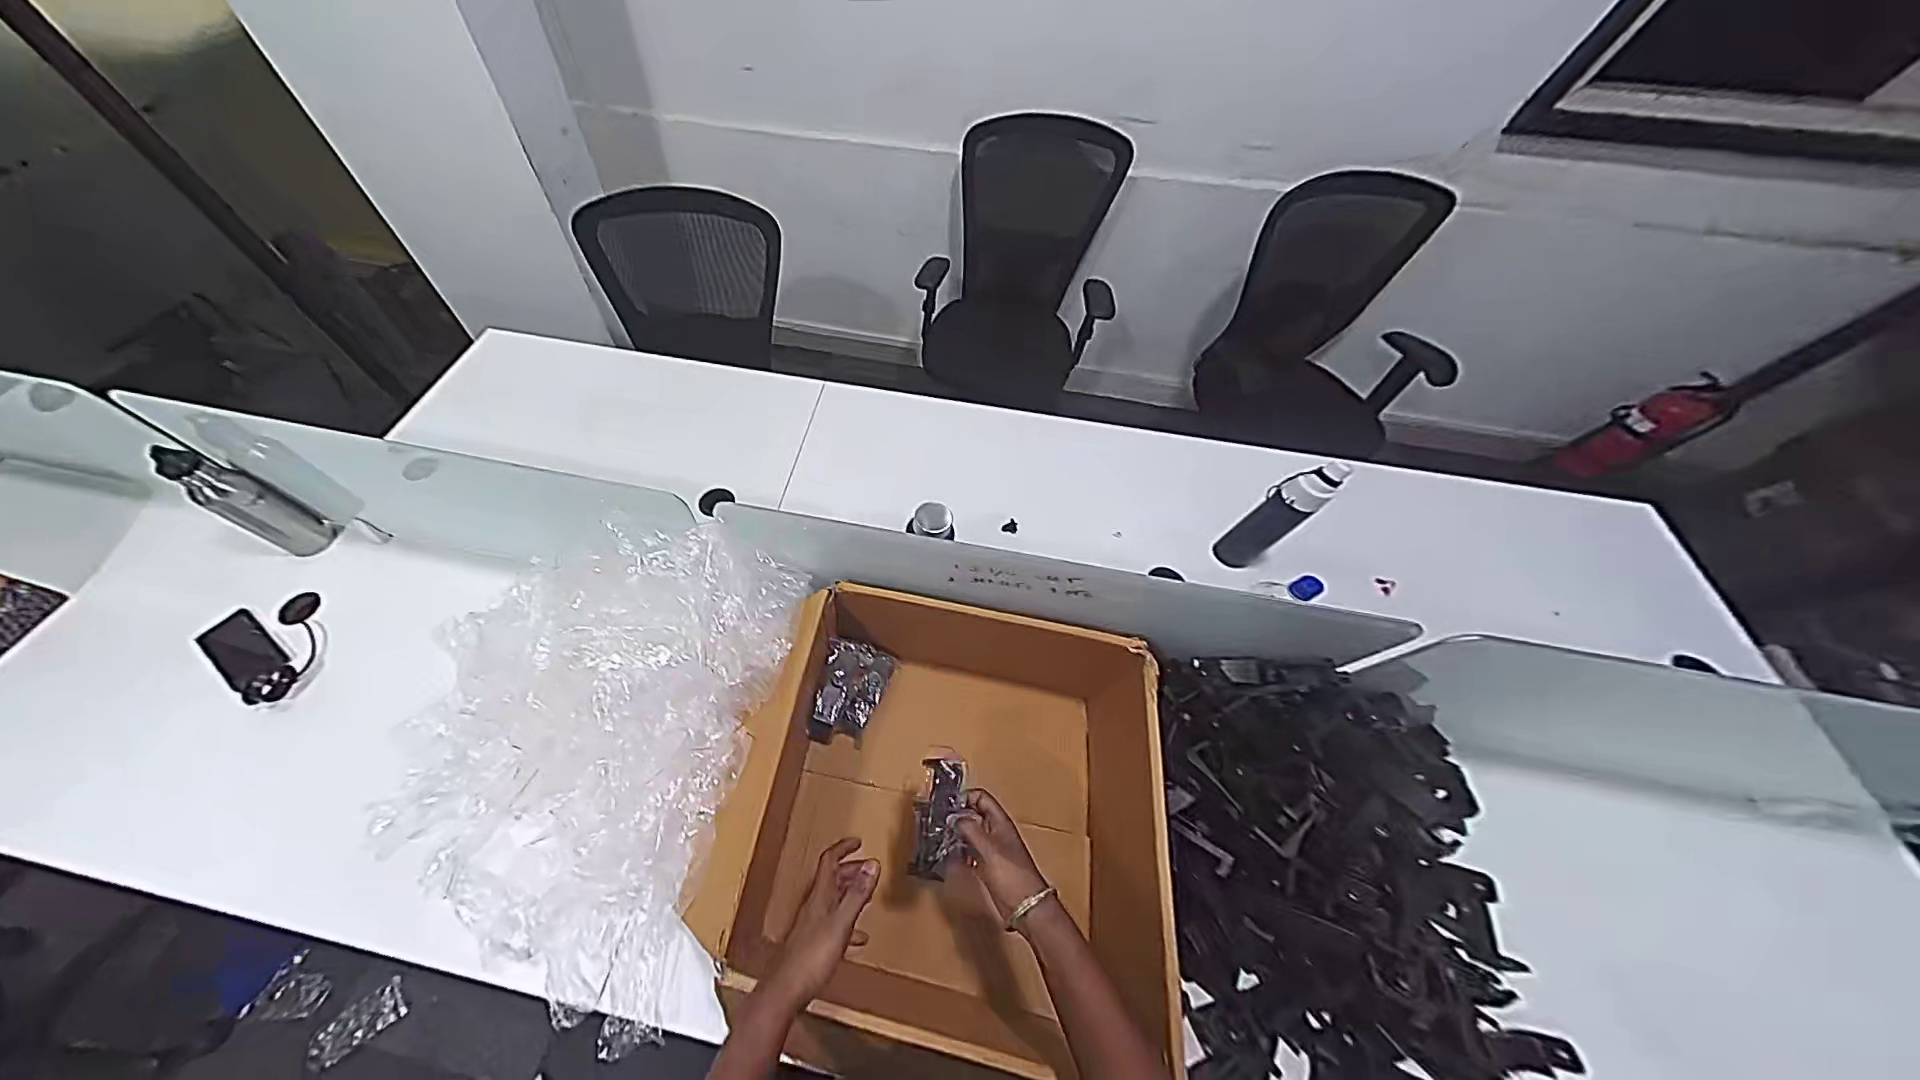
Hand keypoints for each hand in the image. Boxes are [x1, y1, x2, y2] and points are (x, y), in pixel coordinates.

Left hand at [767, 837, 878, 1003]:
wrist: (786, 992)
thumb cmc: (811, 958)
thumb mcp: (841, 922)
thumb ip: (858, 894)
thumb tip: (872, 865)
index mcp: (820, 896)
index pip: (830, 861)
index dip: (843, 848)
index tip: (857, 842)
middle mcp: (815, 906)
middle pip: (832, 878)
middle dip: (851, 869)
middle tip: (866, 867)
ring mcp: (813, 924)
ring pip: (833, 898)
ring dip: (849, 892)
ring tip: (864, 893)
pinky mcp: (813, 943)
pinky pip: (834, 923)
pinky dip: (847, 920)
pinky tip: (856, 935)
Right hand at [951, 790, 1049, 924]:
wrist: (1025, 906)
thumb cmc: (1012, 875)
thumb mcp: (989, 849)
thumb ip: (971, 830)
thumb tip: (954, 817)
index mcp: (1000, 822)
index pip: (982, 798)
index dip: (966, 797)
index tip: (948, 804)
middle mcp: (996, 833)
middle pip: (974, 815)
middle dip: (958, 816)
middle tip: (939, 821)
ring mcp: (992, 850)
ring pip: (971, 834)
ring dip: (957, 835)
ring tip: (940, 838)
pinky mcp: (987, 866)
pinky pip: (970, 853)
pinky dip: (960, 853)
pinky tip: (949, 858)